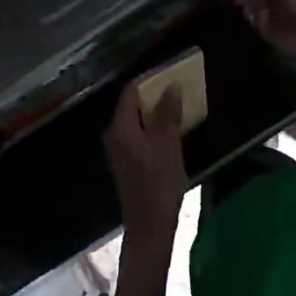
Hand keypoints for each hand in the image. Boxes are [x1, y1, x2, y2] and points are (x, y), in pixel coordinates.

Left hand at [103, 81, 187, 252]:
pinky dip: (154, 124)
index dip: (150, 77)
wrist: (149, 226)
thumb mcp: (168, 145)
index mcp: (121, 128)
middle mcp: (115, 135)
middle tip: (178, 83)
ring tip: (180, 100)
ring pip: (137, 119)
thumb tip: (171, 87)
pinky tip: (173, 126)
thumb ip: (168, 114)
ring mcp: (120, 150)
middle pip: (132, 104)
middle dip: (154, 92)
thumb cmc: (159, 183)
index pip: (131, 91)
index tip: (171, 69)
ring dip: (156, 109)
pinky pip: (140, 132)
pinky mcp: (128, 161)